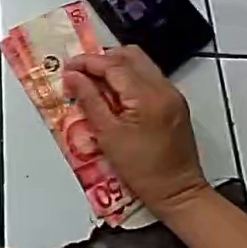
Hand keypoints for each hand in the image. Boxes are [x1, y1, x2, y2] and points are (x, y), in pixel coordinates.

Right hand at [61, 46, 208, 215]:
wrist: (178, 192)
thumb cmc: (140, 169)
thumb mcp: (107, 134)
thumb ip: (89, 99)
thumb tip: (72, 76)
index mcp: (147, 97)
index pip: (113, 65)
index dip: (87, 62)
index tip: (68, 67)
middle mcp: (164, 89)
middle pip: (131, 55)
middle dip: (103, 59)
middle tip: (81, 72)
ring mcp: (173, 95)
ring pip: (141, 64)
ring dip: (116, 67)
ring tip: (94, 83)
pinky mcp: (175, 103)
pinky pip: (149, 78)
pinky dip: (129, 78)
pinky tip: (114, 95)